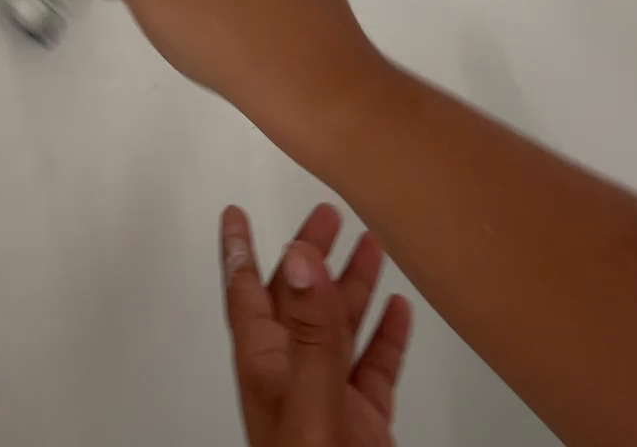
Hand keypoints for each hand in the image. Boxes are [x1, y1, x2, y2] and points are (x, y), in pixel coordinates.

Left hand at [222, 203, 412, 446]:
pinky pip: (375, 368)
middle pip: (297, 298)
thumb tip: (297, 256)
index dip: (238, 247)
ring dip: (352, 285)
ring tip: (372, 243)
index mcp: (266, 363)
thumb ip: (308, 331)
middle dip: (309, 254)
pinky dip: (386, 336)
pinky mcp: (364, 425)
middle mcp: (293, 373)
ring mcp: (329, 399)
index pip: (244, 290)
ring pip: (339, 327)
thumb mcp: (311, 400)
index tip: (235, 211)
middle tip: (326, 213)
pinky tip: (401, 310)